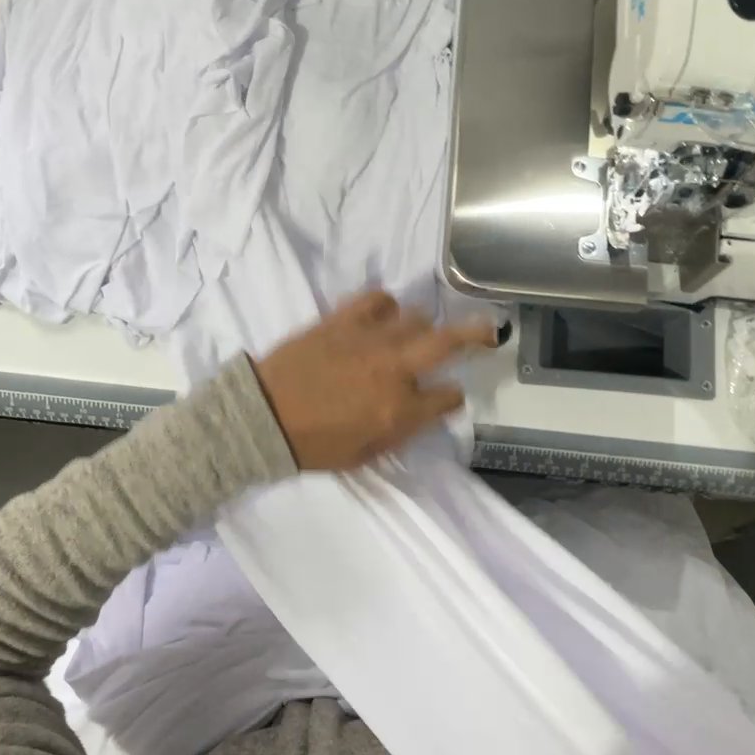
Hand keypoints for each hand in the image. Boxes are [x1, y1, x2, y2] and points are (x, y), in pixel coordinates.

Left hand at [251, 291, 497, 471]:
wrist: (263, 416)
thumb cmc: (313, 445)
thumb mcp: (364, 455)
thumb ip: (400, 432)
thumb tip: (422, 413)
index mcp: (400, 410)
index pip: (449, 397)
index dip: (452, 399)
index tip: (447, 398)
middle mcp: (394, 370)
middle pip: (448, 342)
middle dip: (476, 334)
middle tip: (491, 328)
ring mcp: (370, 340)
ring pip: (416, 317)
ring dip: (423, 325)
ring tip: (417, 332)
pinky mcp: (343, 320)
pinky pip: (377, 299)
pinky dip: (386, 304)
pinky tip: (382, 315)